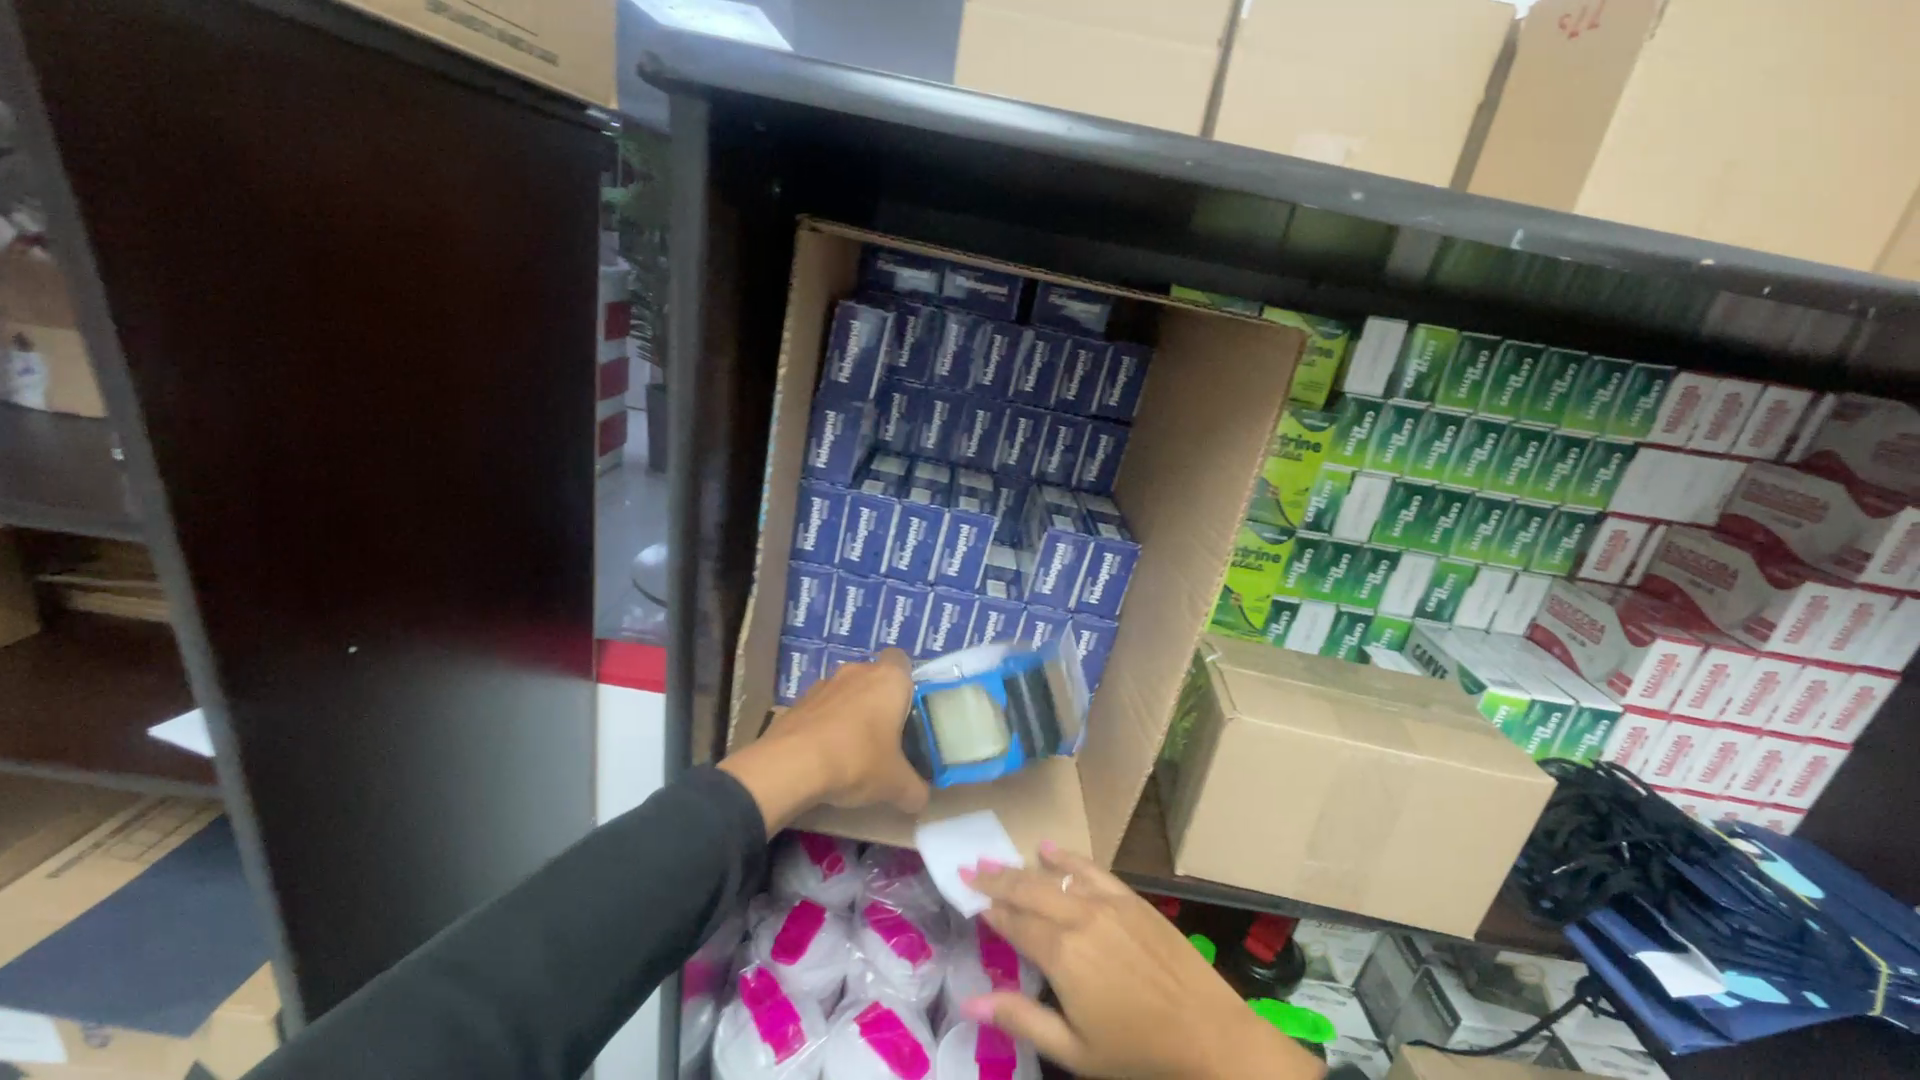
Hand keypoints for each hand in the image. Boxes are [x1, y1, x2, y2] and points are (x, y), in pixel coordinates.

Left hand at [720, 648, 928, 830]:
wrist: (791, 765)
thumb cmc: (857, 761)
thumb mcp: (896, 785)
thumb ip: (915, 789)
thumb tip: (920, 798)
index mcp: (888, 679)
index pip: (902, 661)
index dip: (906, 684)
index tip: (907, 712)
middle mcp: (856, 672)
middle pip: (873, 679)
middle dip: (878, 703)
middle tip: (885, 737)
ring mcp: (823, 685)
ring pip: (845, 693)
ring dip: (850, 713)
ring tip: (852, 750)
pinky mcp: (797, 702)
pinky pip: (820, 709)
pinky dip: (825, 726)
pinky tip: (825, 756)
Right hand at [960, 846, 1322, 1079]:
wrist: (1210, 1034)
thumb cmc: (1139, 1049)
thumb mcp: (1073, 1049)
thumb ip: (1020, 1020)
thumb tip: (969, 1002)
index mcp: (1061, 954)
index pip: (1013, 922)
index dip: (988, 910)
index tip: (965, 896)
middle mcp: (1079, 917)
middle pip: (1028, 890)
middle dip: (995, 879)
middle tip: (968, 869)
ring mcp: (1108, 904)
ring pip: (1055, 876)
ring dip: (1022, 867)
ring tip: (995, 859)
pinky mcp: (1132, 900)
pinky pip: (1092, 870)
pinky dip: (1067, 858)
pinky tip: (1049, 849)